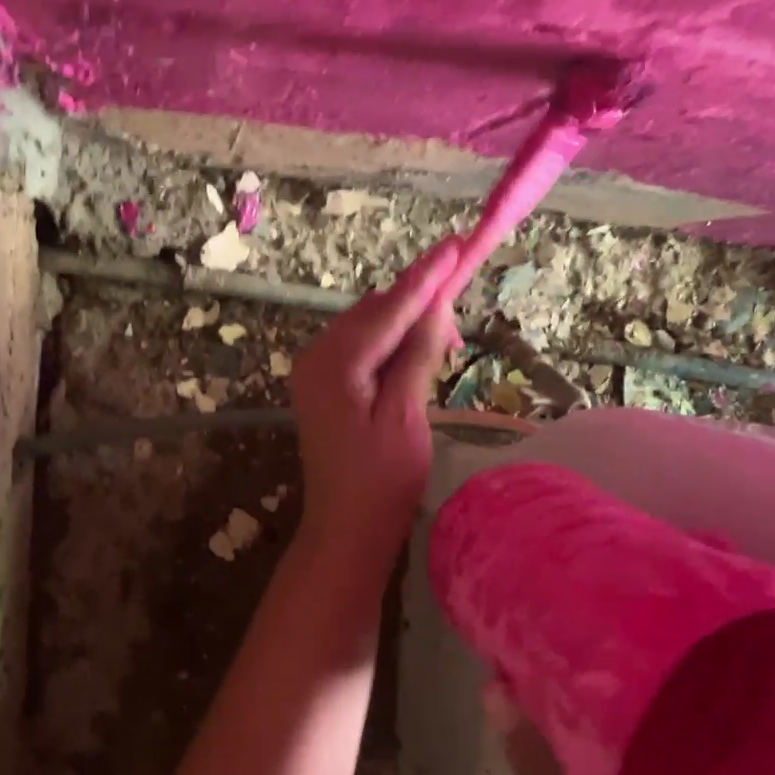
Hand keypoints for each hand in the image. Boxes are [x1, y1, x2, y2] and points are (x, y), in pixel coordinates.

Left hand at [290, 238, 462, 560]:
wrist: (345, 531)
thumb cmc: (381, 483)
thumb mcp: (406, 417)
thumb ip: (417, 355)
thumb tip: (437, 303)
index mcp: (334, 365)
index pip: (387, 308)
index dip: (426, 276)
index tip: (458, 243)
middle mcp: (315, 357)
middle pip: (374, 310)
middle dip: (417, 298)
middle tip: (461, 293)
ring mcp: (313, 371)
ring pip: (366, 325)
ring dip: (405, 320)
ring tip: (446, 329)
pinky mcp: (322, 386)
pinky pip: (359, 347)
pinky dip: (390, 341)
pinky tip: (417, 349)